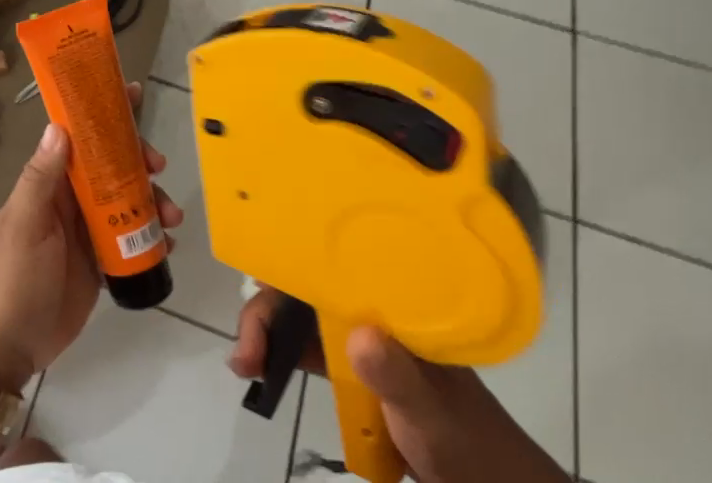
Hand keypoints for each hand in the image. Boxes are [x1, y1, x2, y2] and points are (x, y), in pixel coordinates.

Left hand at [0, 82, 182, 387]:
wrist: (11, 344)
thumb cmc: (13, 279)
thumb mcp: (25, 225)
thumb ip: (41, 179)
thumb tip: (59, 126)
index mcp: (46, 184)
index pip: (76, 136)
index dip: (101, 113)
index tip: (132, 94)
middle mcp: (68, 200)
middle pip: (110, 164)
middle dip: (138, 158)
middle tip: (159, 164)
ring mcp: (86, 230)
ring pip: (126, 199)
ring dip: (152, 199)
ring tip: (172, 217)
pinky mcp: (101, 260)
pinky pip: (132, 236)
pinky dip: (153, 234)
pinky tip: (169, 242)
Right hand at [230, 287, 568, 482]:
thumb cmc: (468, 440)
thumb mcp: (429, 409)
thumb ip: (396, 374)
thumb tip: (358, 333)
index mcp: (393, 307)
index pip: (334, 270)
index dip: (292, 270)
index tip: (261, 287)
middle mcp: (374, 315)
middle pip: (307, 294)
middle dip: (268, 313)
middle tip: (246, 355)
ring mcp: (365, 345)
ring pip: (303, 321)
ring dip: (268, 334)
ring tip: (244, 364)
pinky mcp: (358, 373)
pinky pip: (310, 352)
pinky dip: (281, 357)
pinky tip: (261, 370)